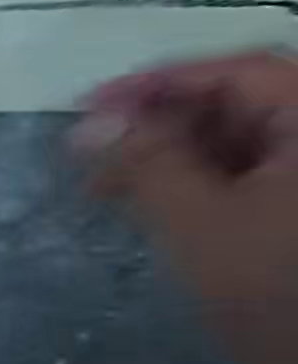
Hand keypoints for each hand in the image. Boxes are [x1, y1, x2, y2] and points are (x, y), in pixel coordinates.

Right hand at [73, 52, 297, 363]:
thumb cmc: (278, 290)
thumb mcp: (194, 219)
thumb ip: (142, 160)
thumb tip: (90, 121)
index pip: (244, 73)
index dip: (160, 81)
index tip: (86, 107)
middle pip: (251, 101)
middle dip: (162, 120)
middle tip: (92, 150)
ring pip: (253, 137)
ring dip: (176, 150)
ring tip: (112, 181)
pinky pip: (265, 169)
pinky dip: (204, 174)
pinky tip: (156, 197)